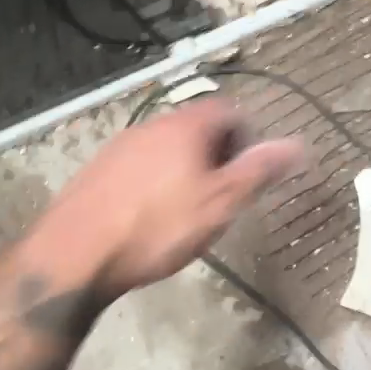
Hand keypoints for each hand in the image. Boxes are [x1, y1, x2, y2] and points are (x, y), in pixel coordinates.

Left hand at [27, 98, 303, 297]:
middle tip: (225, 193)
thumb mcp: (221, 202)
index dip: (248, 137)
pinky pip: (140, 164)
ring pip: (168, 146)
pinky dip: (156, 180)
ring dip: (187, 167)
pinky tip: (151, 217)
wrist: (72, 259)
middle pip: (198, 126)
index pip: (230, 110)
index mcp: (186, 127)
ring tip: (189, 208)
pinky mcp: (95, 171)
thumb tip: (298, 144)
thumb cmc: (158, 228)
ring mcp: (119, 147)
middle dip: (218, 154)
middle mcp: (152, 126)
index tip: (249, 172)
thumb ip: (260, 169)